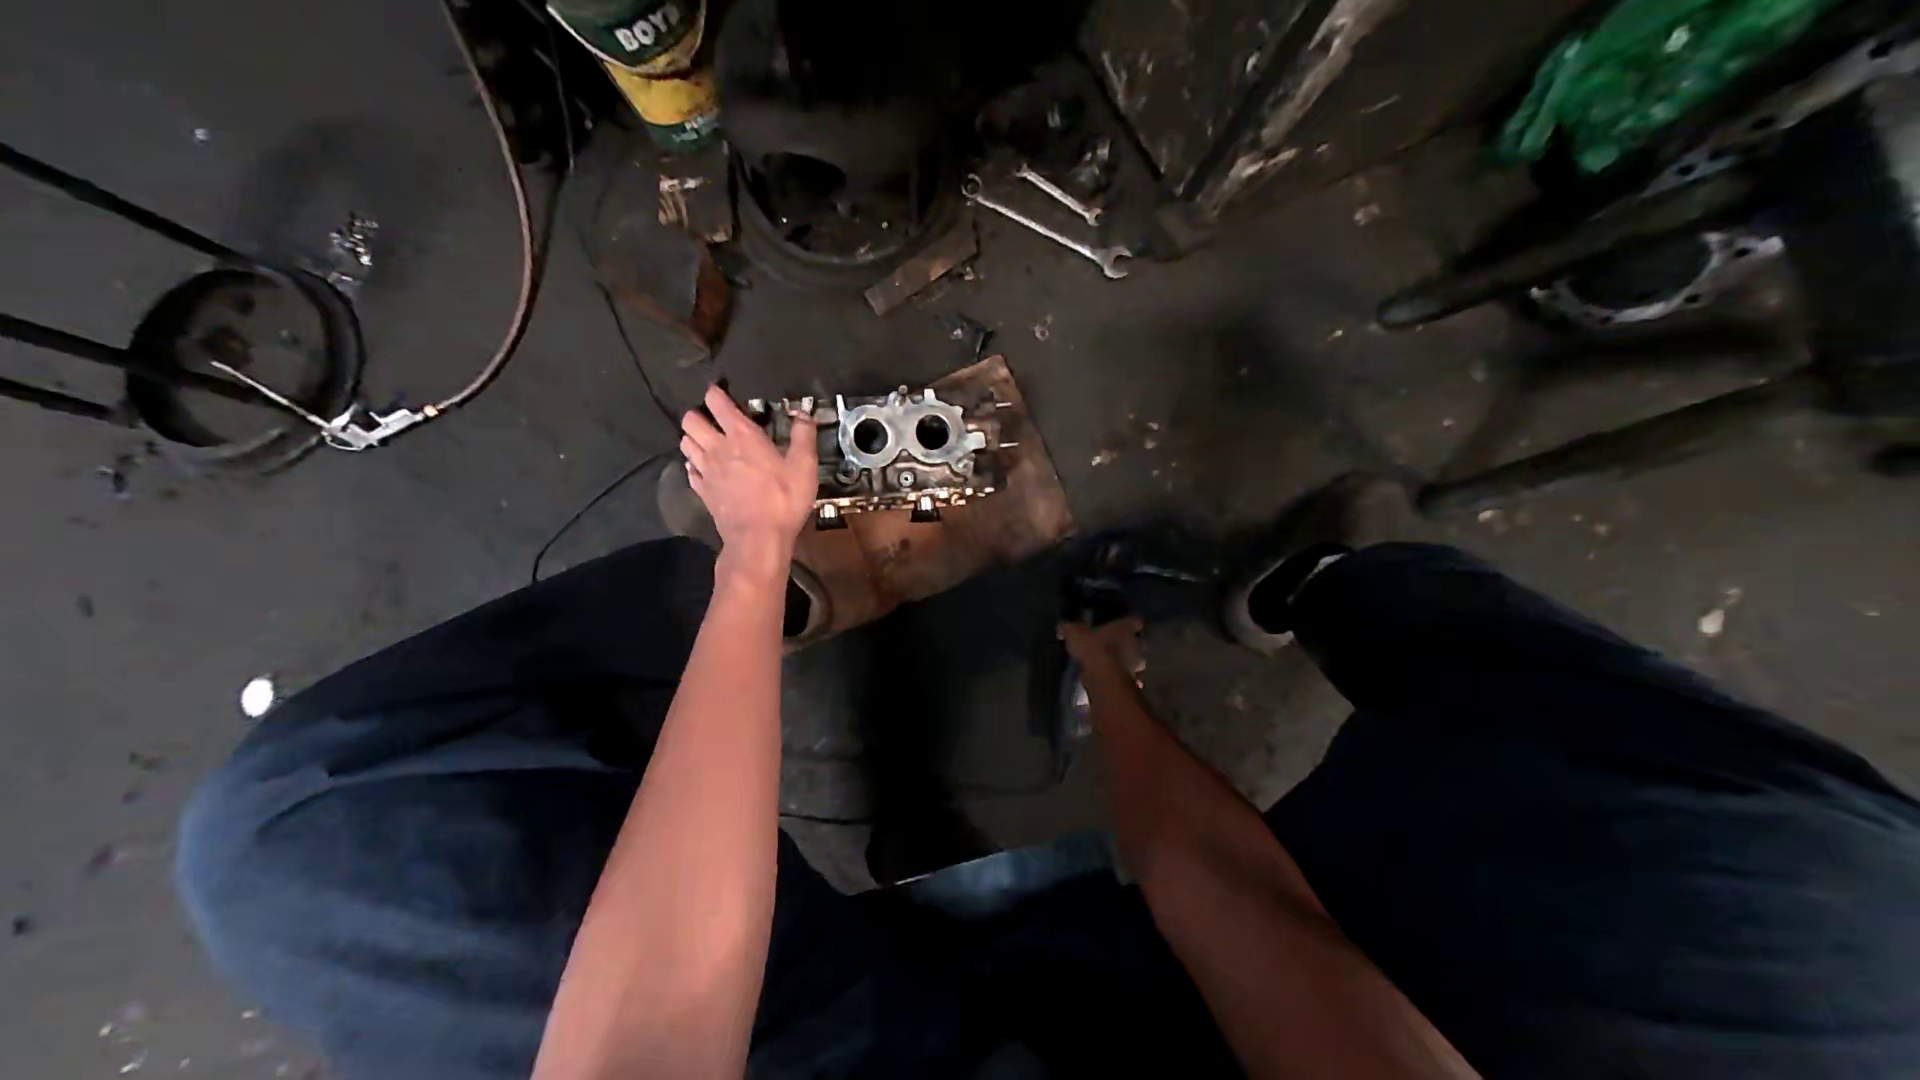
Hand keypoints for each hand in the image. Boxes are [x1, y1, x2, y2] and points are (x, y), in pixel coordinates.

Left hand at [680, 385, 817, 557]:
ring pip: (685, 442)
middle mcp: (717, 448)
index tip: (722, 393)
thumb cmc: (783, 499)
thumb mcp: (804, 466)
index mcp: (742, 436)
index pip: (716, 402)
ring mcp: (705, 471)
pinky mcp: (701, 491)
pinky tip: (706, 469)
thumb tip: (804, 413)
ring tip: (709, 442)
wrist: (758, 539)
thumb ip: (803, 435)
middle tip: (715, 420)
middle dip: (699, 414)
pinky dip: (694, 464)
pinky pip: (689, 470)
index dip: (716, 393)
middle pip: (690, 420)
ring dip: (694, 438)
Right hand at [1058, 616, 1145, 680]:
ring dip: (1128, 662)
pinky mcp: (1133, 681)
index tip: (1121, 625)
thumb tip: (1062, 627)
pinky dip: (1122, 678)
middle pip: (1138, 642)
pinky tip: (1112, 679)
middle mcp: (1136, 644)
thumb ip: (1070, 628)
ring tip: (1113, 664)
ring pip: (1136, 661)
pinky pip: (1129, 678)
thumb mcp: (1075, 633)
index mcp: (1126, 628)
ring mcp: (1137, 664)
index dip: (1129, 623)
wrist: (1103, 678)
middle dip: (1130, 644)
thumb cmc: (1093, 648)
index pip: (1135, 621)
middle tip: (1116, 645)